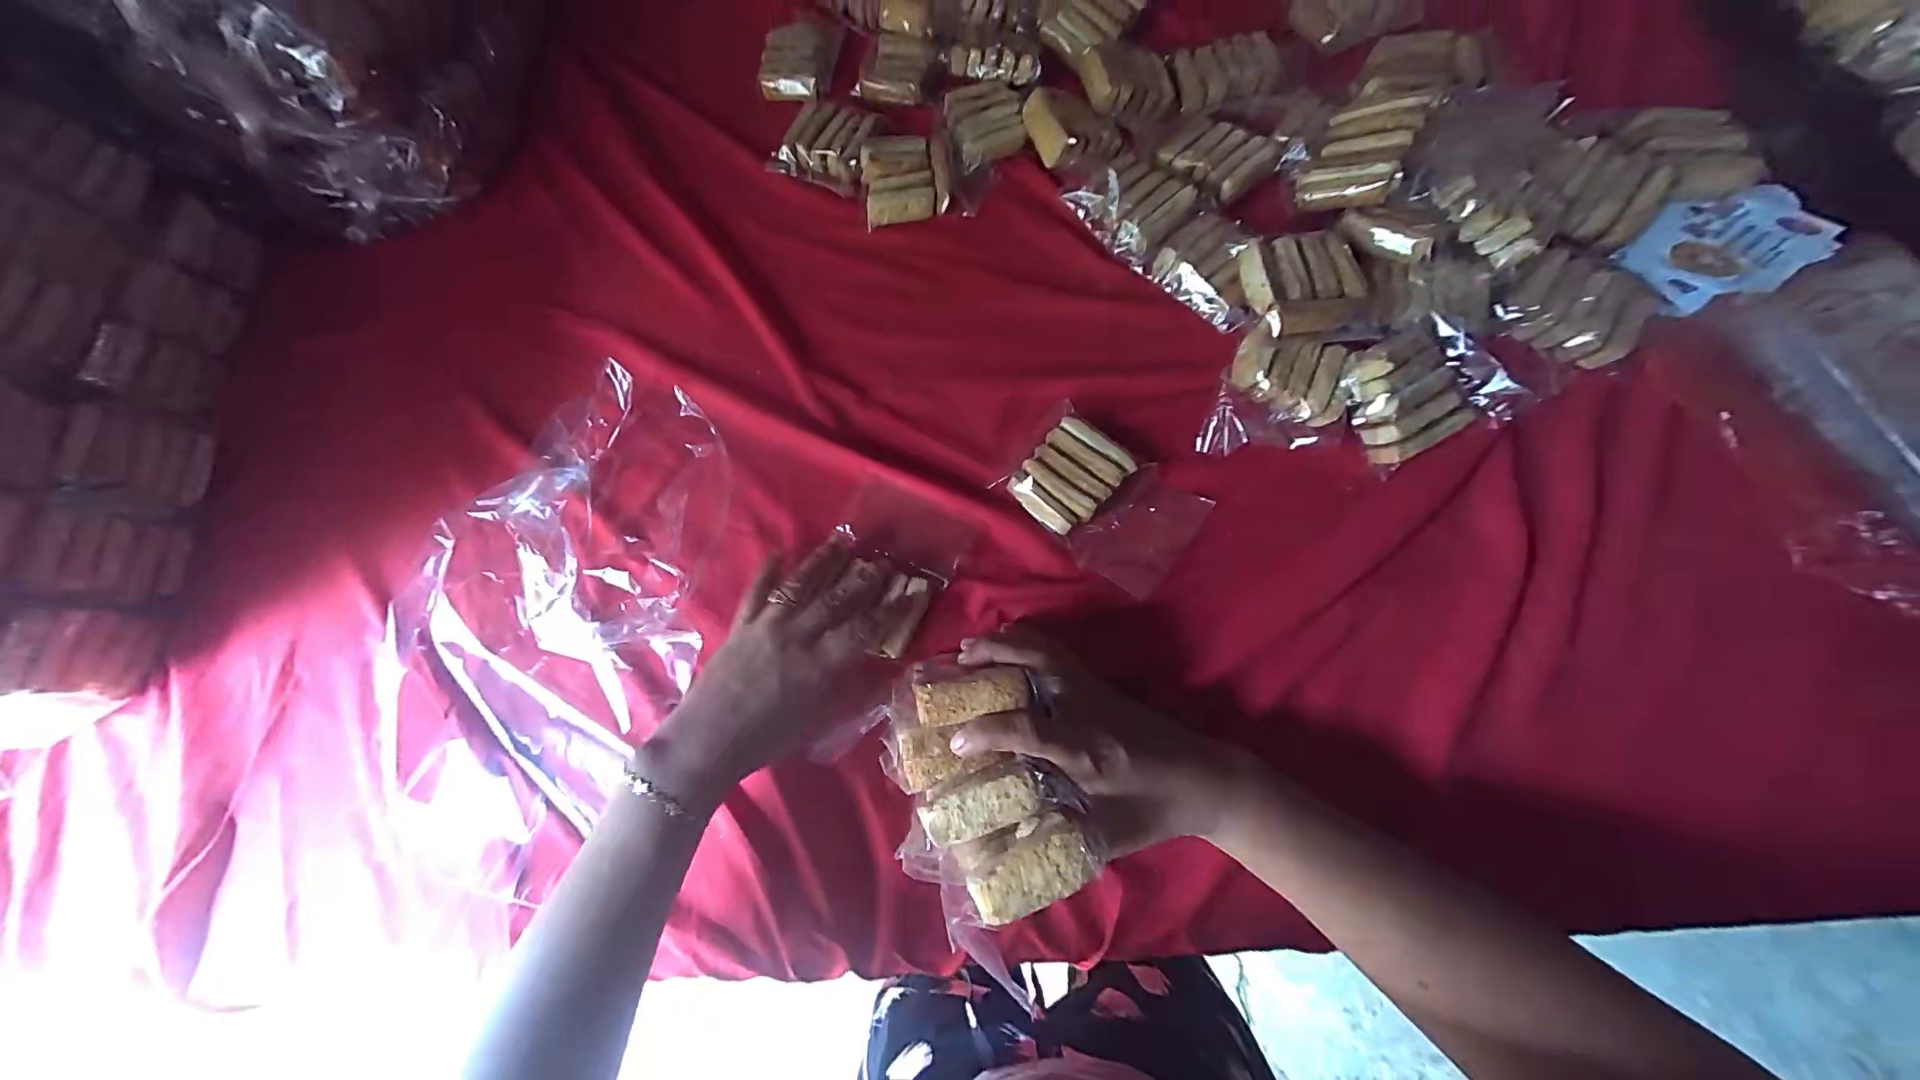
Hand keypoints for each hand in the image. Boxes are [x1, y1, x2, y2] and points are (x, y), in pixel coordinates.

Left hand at [638, 537, 902, 811]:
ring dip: (822, 562)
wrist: (707, 742)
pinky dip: (768, 570)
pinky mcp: (740, 625)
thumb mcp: (816, 722)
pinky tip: (781, 551)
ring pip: (799, 586)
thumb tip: (881, 675)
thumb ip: (847, 693)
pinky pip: (757, 591)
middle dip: (862, 579)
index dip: (890, 610)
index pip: (864, 629)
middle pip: (835, 600)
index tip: (909, 592)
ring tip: (840, 541)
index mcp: (818, 666)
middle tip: (881, 561)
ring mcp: (765, 627)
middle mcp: (795, 638)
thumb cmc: (765, 741)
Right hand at [949, 628, 1268, 856]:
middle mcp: (1088, 711)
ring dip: (1007, 643)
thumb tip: (1006, 851)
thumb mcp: (1110, 836)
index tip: (957, 740)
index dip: (990, 732)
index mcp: (1087, 752)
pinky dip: (1029, 642)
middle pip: (1039, 665)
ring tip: (973, 646)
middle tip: (957, 662)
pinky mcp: (1101, 685)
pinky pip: (1058, 652)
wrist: (1207, 779)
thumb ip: (1059, 837)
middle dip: (994, 656)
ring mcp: (1096, 691)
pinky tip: (1011, 646)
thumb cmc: (1156, 812)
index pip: (1031, 731)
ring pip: (1048, 650)